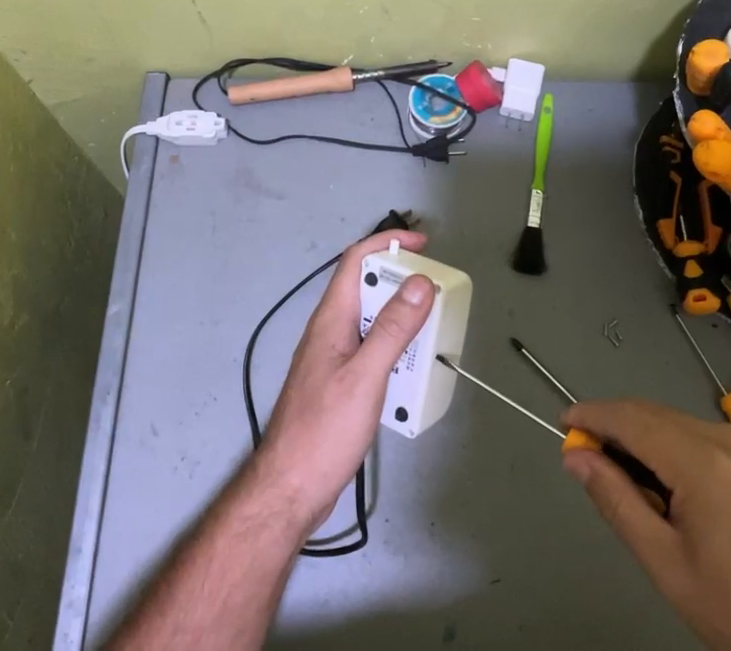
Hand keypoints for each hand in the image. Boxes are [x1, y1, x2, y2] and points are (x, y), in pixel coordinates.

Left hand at [254, 230, 436, 531]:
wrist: (291, 487)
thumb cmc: (324, 430)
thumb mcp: (366, 376)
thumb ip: (394, 328)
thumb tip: (420, 281)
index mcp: (331, 320)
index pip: (356, 262)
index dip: (387, 243)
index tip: (423, 245)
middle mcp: (331, 333)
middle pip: (367, 290)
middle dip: (403, 283)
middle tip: (439, 293)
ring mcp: (334, 359)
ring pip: (373, 323)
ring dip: (403, 320)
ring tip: (434, 331)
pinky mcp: (341, 385)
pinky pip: (373, 353)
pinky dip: (397, 352)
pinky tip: (413, 372)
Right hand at [562, 400, 730, 650]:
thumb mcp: (665, 562)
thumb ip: (616, 500)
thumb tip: (576, 456)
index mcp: (705, 463)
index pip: (634, 419)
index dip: (593, 416)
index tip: (562, 424)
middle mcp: (729, 440)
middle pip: (654, 413)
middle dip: (614, 426)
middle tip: (582, 457)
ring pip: (676, 421)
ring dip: (640, 436)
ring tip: (619, 478)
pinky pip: (699, 436)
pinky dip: (668, 445)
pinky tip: (659, 481)